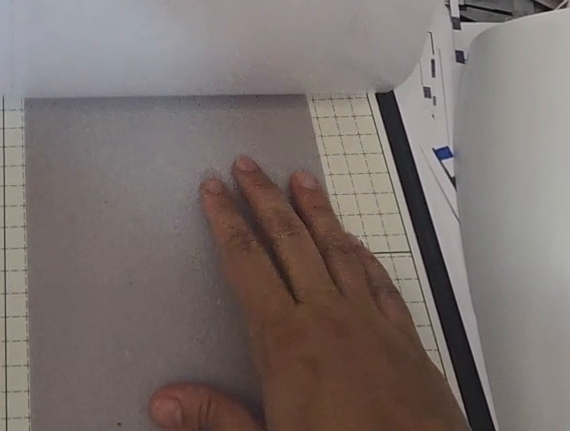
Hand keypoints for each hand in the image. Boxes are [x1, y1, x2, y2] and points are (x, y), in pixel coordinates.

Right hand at [151, 158, 468, 430]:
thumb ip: (216, 417)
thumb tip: (162, 402)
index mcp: (285, 340)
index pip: (246, 261)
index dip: (225, 220)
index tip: (212, 188)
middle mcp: (326, 317)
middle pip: (289, 240)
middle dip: (264, 198)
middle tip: (247, 164)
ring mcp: (370, 324)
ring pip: (337, 249)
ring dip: (316, 209)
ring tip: (302, 178)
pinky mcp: (407, 341)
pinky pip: (381, 282)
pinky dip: (364, 255)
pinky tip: (355, 241)